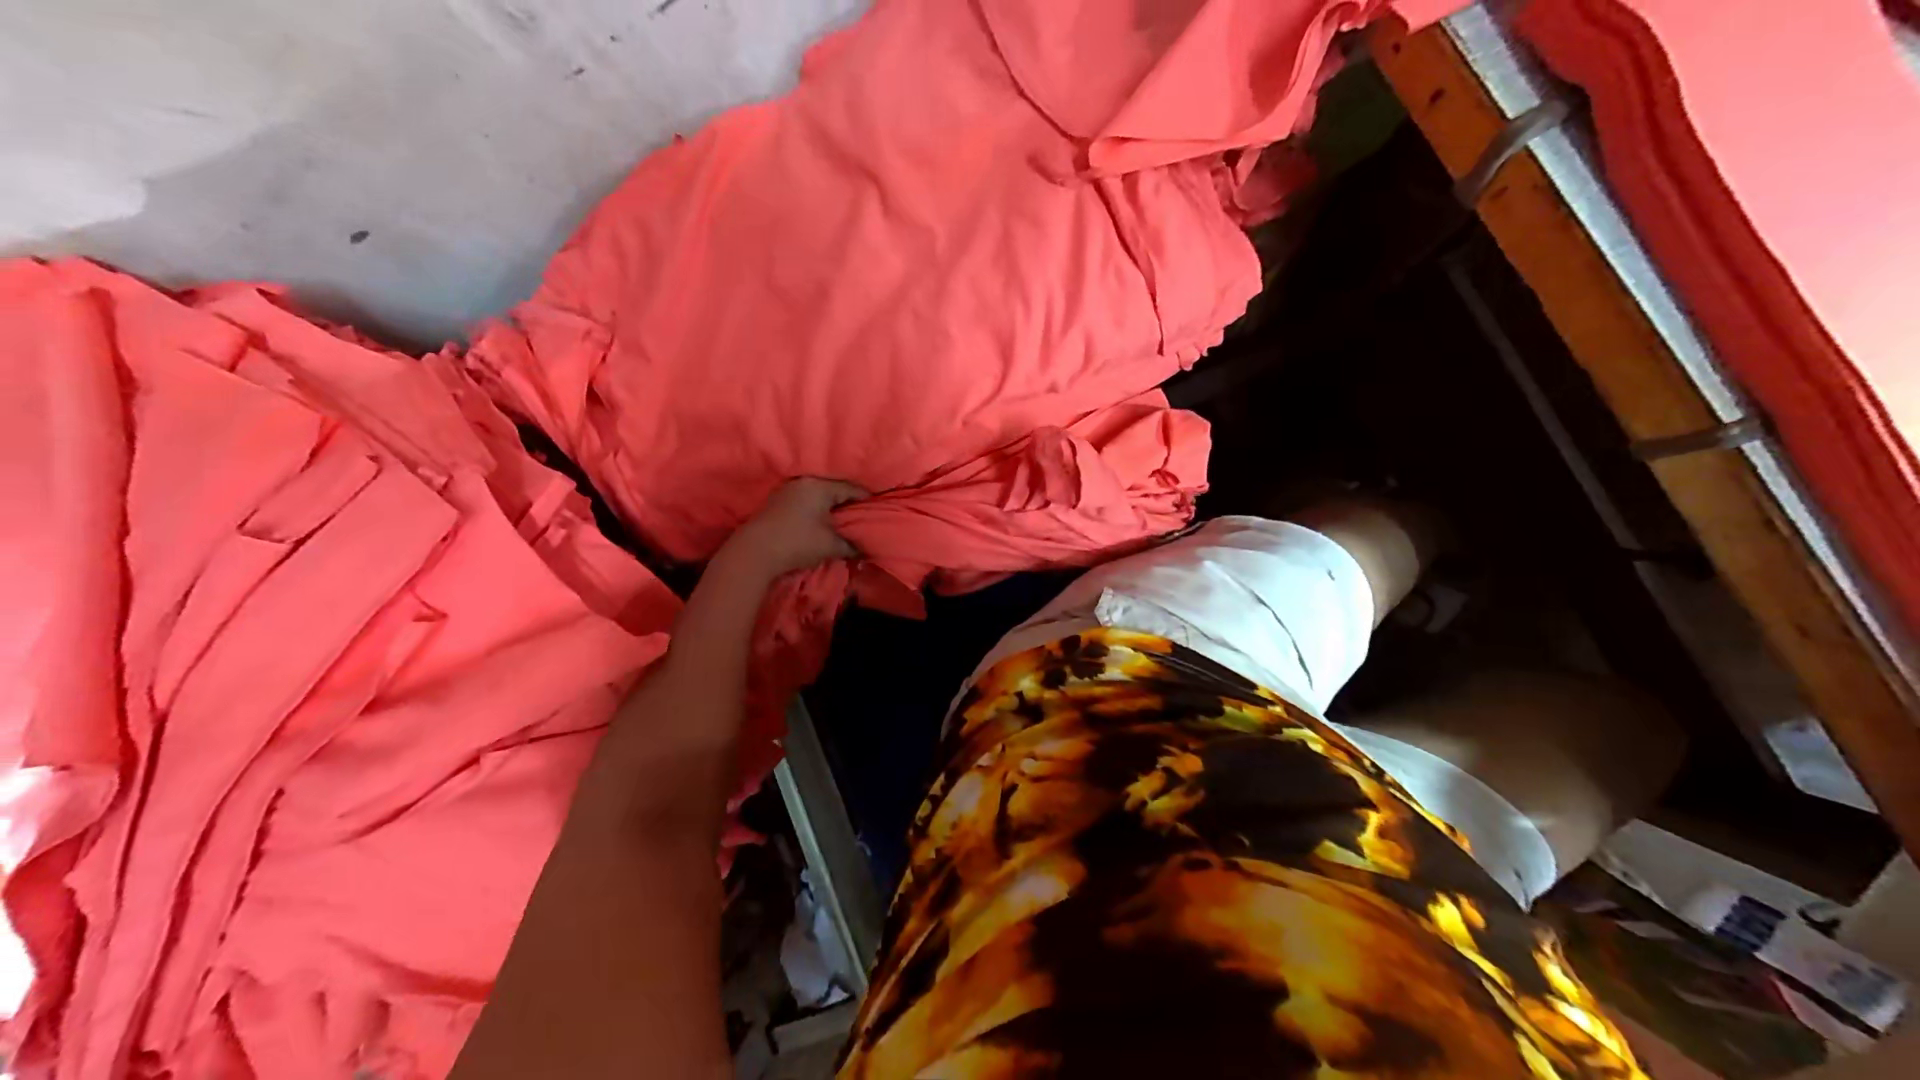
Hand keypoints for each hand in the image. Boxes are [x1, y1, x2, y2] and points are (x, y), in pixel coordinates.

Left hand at [719, 478, 866, 576]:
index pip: (851, 488)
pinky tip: (820, 521)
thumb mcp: (831, 545)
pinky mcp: (776, 502)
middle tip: (862, 513)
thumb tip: (865, 549)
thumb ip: (851, 545)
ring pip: (818, 494)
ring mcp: (787, 490)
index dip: (867, 498)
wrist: (754, 552)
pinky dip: (816, 508)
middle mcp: (803, 482)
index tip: (878, 506)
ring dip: (830, 505)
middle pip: (834, 489)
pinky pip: (805, 500)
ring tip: (842, 518)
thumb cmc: (798, 543)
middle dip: (848, 501)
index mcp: (820, 487)